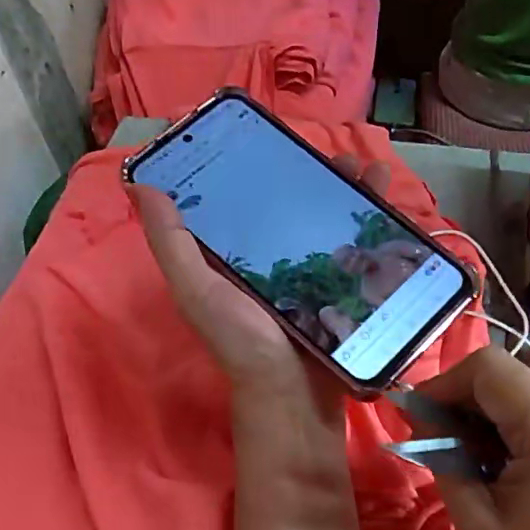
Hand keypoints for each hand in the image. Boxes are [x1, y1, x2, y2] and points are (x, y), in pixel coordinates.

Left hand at [129, 155, 392, 404]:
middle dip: (315, 175)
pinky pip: (362, 247)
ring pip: (332, 219)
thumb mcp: (198, 292)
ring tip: (367, 168)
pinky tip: (388, 198)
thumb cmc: (243, 343)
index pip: (245, 199)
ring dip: (350, 190)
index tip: (267, 134)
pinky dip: (377, 221)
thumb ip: (172, 244)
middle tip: (329, 154)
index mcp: (238, 254)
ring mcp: (315, 273)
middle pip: (296, 204)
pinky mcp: (346, 289)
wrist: (295, 395)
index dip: (253, 165)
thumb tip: (141, 184)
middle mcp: (276, 259)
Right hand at [417, 347, 529, 529]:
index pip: (486, 367)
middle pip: (505, 377)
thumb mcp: (483, 526)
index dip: (444, 384)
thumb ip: (446, 464)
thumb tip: (424, 424)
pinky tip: (514, 465)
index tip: (419, 420)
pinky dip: (518, 424)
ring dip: (491, 416)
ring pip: (524, 390)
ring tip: (481, 464)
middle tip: (443, 449)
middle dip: (465, 405)